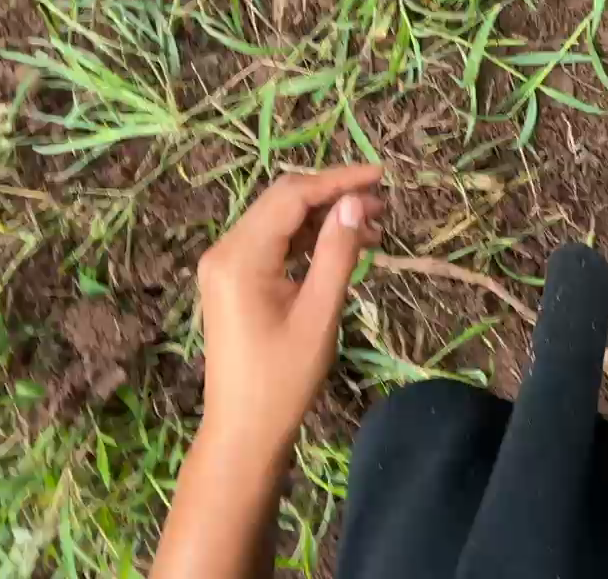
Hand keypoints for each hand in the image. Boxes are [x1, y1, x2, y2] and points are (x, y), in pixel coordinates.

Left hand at [193, 165, 384, 458]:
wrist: (244, 432)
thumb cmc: (283, 379)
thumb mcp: (319, 313)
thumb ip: (337, 252)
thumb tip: (357, 201)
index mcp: (240, 257)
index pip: (293, 196)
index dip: (339, 180)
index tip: (381, 176)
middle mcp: (226, 251)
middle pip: (284, 199)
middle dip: (334, 194)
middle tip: (381, 203)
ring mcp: (227, 264)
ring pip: (282, 217)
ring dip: (325, 215)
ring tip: (373, 226)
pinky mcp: (235, 278)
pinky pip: (276, 240)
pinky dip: (311, 236)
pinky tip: (345, 245)